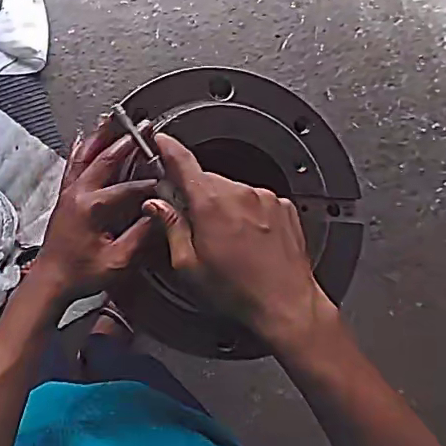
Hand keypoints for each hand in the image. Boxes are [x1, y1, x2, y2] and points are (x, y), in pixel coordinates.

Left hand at [24, 116, 157, 303]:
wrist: (50, 280)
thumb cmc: (79, 274)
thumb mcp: (117, 261)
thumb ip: (140, 236)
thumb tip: (158, 215)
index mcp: (92, 207)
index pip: (128, 187)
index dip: (149, 183)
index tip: (165, 177)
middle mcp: (78, 194)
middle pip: (105, 159)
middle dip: (126, 141)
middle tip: (142, 125)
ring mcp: (69, 193)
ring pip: (86, 156)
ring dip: (101, 137)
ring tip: (112, 120)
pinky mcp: (65, 196)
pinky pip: (73, 164)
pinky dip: (80, 149)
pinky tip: (83, 138)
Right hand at [144, 132, 336, 348]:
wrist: (288, 305)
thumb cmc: (240, 292)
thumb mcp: (188, 266)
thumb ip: (170, 227)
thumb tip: (157, 206)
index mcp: (211, 204)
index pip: (183, 162)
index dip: (168, 147)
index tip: (161, 140)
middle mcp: (240, 193)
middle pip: (207, 180)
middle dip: (197, 197)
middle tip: (195, 227)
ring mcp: (265, 198)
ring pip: (232, 191)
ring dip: (223, 207)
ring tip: (228, 242)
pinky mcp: (283, 207)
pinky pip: (255, 200)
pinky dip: (247, 213)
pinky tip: (247, 241)